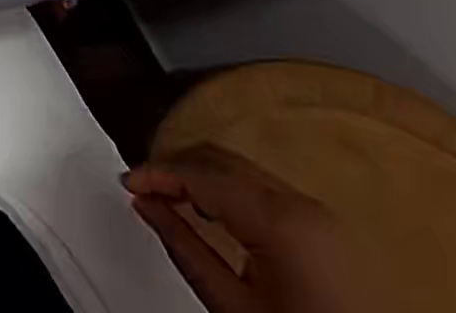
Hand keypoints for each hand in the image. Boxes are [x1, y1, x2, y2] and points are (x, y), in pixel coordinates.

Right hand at [124, 145, 380, 312]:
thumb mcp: (233, 306)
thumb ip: (184, 247)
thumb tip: (146, 205)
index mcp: (280, 220)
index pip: (200, 173)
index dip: (156, 172)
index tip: (128, 181)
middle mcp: (303, 204)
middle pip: (220, 158)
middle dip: (175, 165)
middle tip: (143, 185)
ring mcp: (320, 214)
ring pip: (240, 168)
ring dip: (200, 174)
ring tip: (169, 196)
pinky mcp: (327, 228)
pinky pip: (264, 187)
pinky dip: (227, 188)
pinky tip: (209, 208)